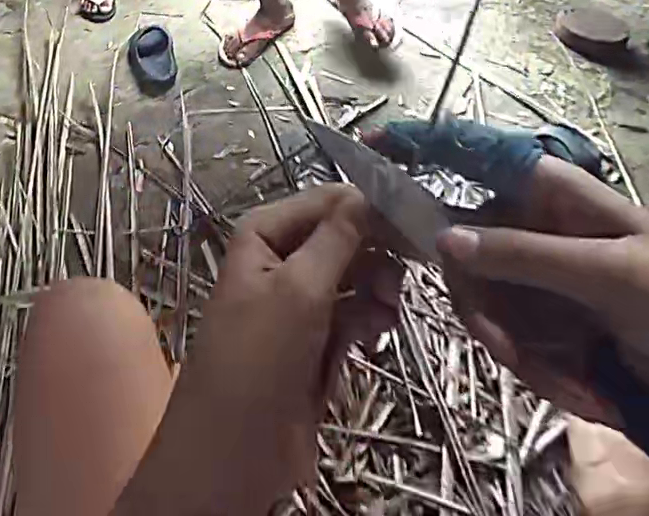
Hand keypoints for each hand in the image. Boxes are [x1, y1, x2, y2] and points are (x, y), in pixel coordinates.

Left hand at [114, 186, 400, 514]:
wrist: (231, 457)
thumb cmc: (258, 359)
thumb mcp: (300, 290)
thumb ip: (338, 238)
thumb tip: (370, 192)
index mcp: (265, 231)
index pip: (328, 200)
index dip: (372, 208)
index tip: (417, 222)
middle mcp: (282, 255)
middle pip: (344, 236)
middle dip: (377, 252)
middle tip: (409, 270)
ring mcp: (299, 298)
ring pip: (354, 273)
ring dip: (378, 287)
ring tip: (388, 309)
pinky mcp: (315, 336)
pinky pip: (353, 310)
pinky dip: (370, 316)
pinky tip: (379, 332)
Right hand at [419, 152, 648, 443]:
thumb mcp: (615, 277)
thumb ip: (523, 255)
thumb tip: (442, 236)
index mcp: (552, 192)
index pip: (472, 151)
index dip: (420, 141)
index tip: (370, 145)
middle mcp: (536, 227)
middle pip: (464, 245)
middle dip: (479, 301)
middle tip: (503, 346)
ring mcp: (542, 278)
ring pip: (484, 301)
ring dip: (517, 348)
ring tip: (572, 380)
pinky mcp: (552, 324)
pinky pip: (514, 340)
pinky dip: (544, 371)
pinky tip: (593, 389)